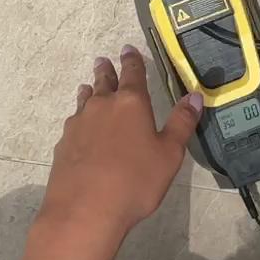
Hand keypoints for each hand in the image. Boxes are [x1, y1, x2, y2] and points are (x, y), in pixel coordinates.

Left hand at [39, 46, 202, 242]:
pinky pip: (74, 121)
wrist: (84, 210)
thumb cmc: (135, 181)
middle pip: (104, 81)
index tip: (127, 48)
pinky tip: (81, 126)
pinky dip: (80, 117)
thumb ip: (181, 123)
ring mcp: (79, 123)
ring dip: (89, 90)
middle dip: (106, 70)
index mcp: (130, 103)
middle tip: (103, 61)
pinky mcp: (64, 142)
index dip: (132, 60)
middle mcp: (102, 105)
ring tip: (88, 87)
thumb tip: (194, 95)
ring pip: (85, 99)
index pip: (132, 73)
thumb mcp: (169, 154)